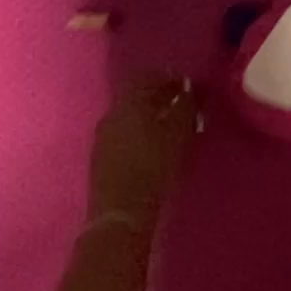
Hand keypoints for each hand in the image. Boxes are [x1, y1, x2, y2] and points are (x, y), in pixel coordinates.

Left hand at [88, 75, 199, 221]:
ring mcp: (102, 135)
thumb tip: (190, 90)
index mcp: (129, 102)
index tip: (187, 86)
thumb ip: (186, 107)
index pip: (148, 77)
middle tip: (181, 104)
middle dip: (159, 96)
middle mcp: (112, 113)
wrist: (119, 212)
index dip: (169, 78)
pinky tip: (152, 143)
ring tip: (169, 125)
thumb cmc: (153, 166)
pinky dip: (138, 130)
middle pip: (136, 95)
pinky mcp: (100, 156)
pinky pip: (122, 131)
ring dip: (148, 114)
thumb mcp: (178, 133)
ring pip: (129, 114)